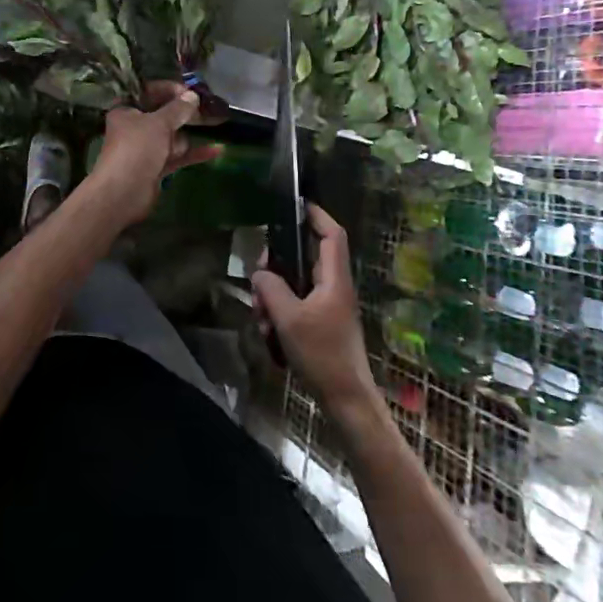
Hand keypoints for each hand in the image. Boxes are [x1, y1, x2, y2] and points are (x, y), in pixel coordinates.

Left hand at [88, 82, 219, 223]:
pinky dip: (194, 153)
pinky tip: (217, 149)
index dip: (169, 89)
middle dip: (185, 113)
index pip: (149, 92)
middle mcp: (135, 127)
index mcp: (127, 110)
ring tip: (208, 129)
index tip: (190, 91)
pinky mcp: (157, 167)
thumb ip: (178, 109)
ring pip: (172, 136)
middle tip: (208, 108)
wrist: (123, 192)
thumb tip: (193, 96)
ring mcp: (147, 148)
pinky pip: (179, 156)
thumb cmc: (137, 149)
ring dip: (186, 136)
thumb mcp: (158, 123)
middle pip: (163, 114)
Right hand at [252, 203, 379, 411]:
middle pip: (303, 260)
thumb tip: (260, 273)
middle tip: (257, 281)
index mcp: (334, 280)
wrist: (344, 397)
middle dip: (275, 268)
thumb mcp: (288, 318)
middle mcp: (333, 288)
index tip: (297, 204)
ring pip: (293, 285)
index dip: (317, 215)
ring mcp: (327, 307)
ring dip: (272, 296)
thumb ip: (271, 288)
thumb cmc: (321, 353)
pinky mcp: (320, 324)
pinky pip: (294, 306)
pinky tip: (268, 333)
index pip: (331, 235)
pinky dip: (278, 313)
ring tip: (261, 318)